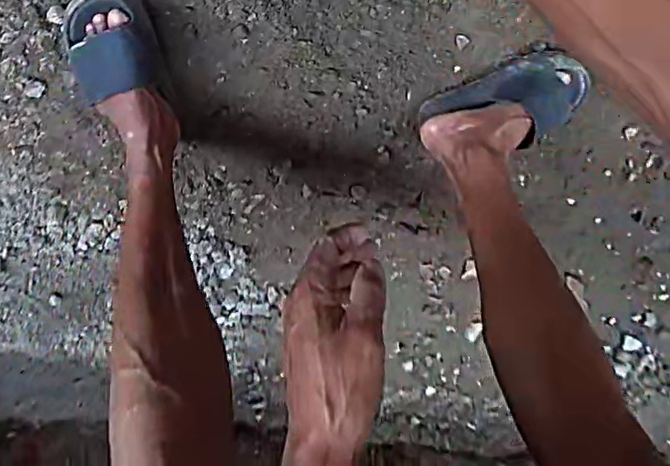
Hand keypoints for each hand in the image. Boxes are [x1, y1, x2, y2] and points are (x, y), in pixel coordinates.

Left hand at [282, 224, 385, 465]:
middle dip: (349, 254)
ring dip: (347, 274)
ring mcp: (299, 324)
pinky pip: (324, 304)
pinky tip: (358, 305)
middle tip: (371, 249)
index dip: (348, 236)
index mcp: (307, 296)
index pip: (325, 249)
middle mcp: (298, 305)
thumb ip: (369, 293)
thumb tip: (371, 265)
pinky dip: (343, 295)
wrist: (320, 438)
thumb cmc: (338, 394)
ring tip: (370, 272)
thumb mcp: (364, 334)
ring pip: (324, 285)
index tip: (365, 232)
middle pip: (323, 265)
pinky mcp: (305, 342)